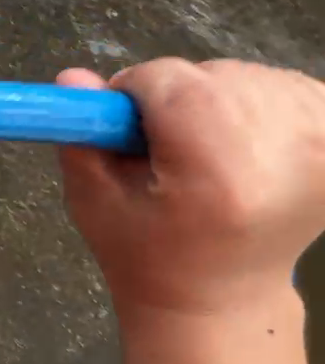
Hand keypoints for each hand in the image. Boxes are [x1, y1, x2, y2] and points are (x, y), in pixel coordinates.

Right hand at [57, 58, 324, 316]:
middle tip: (155, 142)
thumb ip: (82, 136)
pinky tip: (240, 139)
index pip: (175, 84)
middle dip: (173, 95)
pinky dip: (256, 101)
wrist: (219, 289)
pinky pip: (293, 87)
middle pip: (216, 76)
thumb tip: (71, 74)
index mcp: (220, 174)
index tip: (116, 123)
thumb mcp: (91, 201)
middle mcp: (292, 152)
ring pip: (254, 76)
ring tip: (197, 144)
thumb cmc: (141, 250)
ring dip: (214, 97)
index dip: (132, 92)